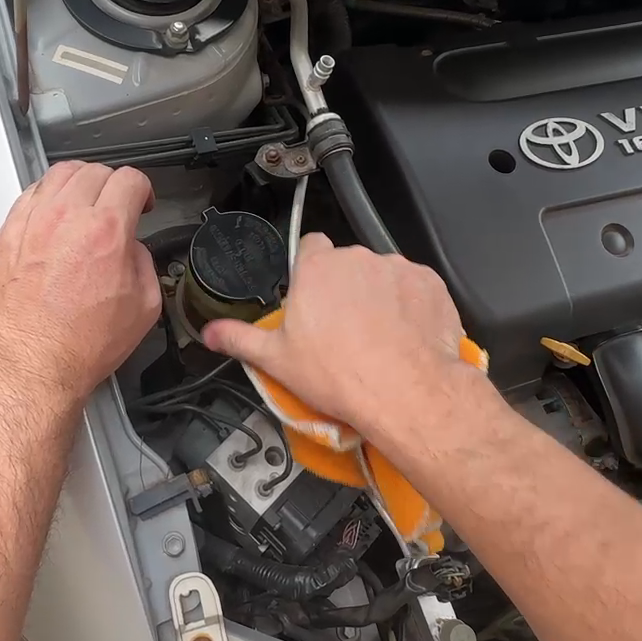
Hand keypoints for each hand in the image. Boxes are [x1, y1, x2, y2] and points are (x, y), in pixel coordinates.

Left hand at [0, 162, 161, 404]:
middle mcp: (65, 219)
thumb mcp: (144, 307)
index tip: (142, 204)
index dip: (144, 190)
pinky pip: (29, 196)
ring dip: (79, 182)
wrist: (33, 367)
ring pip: (58, 175)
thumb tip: (133, 250)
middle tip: (117, 204)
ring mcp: (31, 224)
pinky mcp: (6, 236)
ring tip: (85, 202)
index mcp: (105, 231)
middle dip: (113, 184)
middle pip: (94, 170)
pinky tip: (54, 215)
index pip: (130, 180)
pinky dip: (47, 198)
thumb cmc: (79, 345)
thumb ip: (144, 263)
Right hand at [200, 233, 480, 443]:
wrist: (405, 393)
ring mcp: (397, 268)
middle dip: (345, 288)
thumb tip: (211, 333)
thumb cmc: (339, 375)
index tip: (312, 296)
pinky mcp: (430, 284)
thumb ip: (239, 339)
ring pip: (382, 275)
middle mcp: (357, 259)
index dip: (309, 271)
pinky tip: (404, 336)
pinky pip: (415, 288)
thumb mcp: (276, 360)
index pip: (310, 247)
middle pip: (347, 264)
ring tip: (377, 336)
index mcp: (316, 269)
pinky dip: (411, 306)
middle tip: (342, 327)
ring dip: (379, 296)